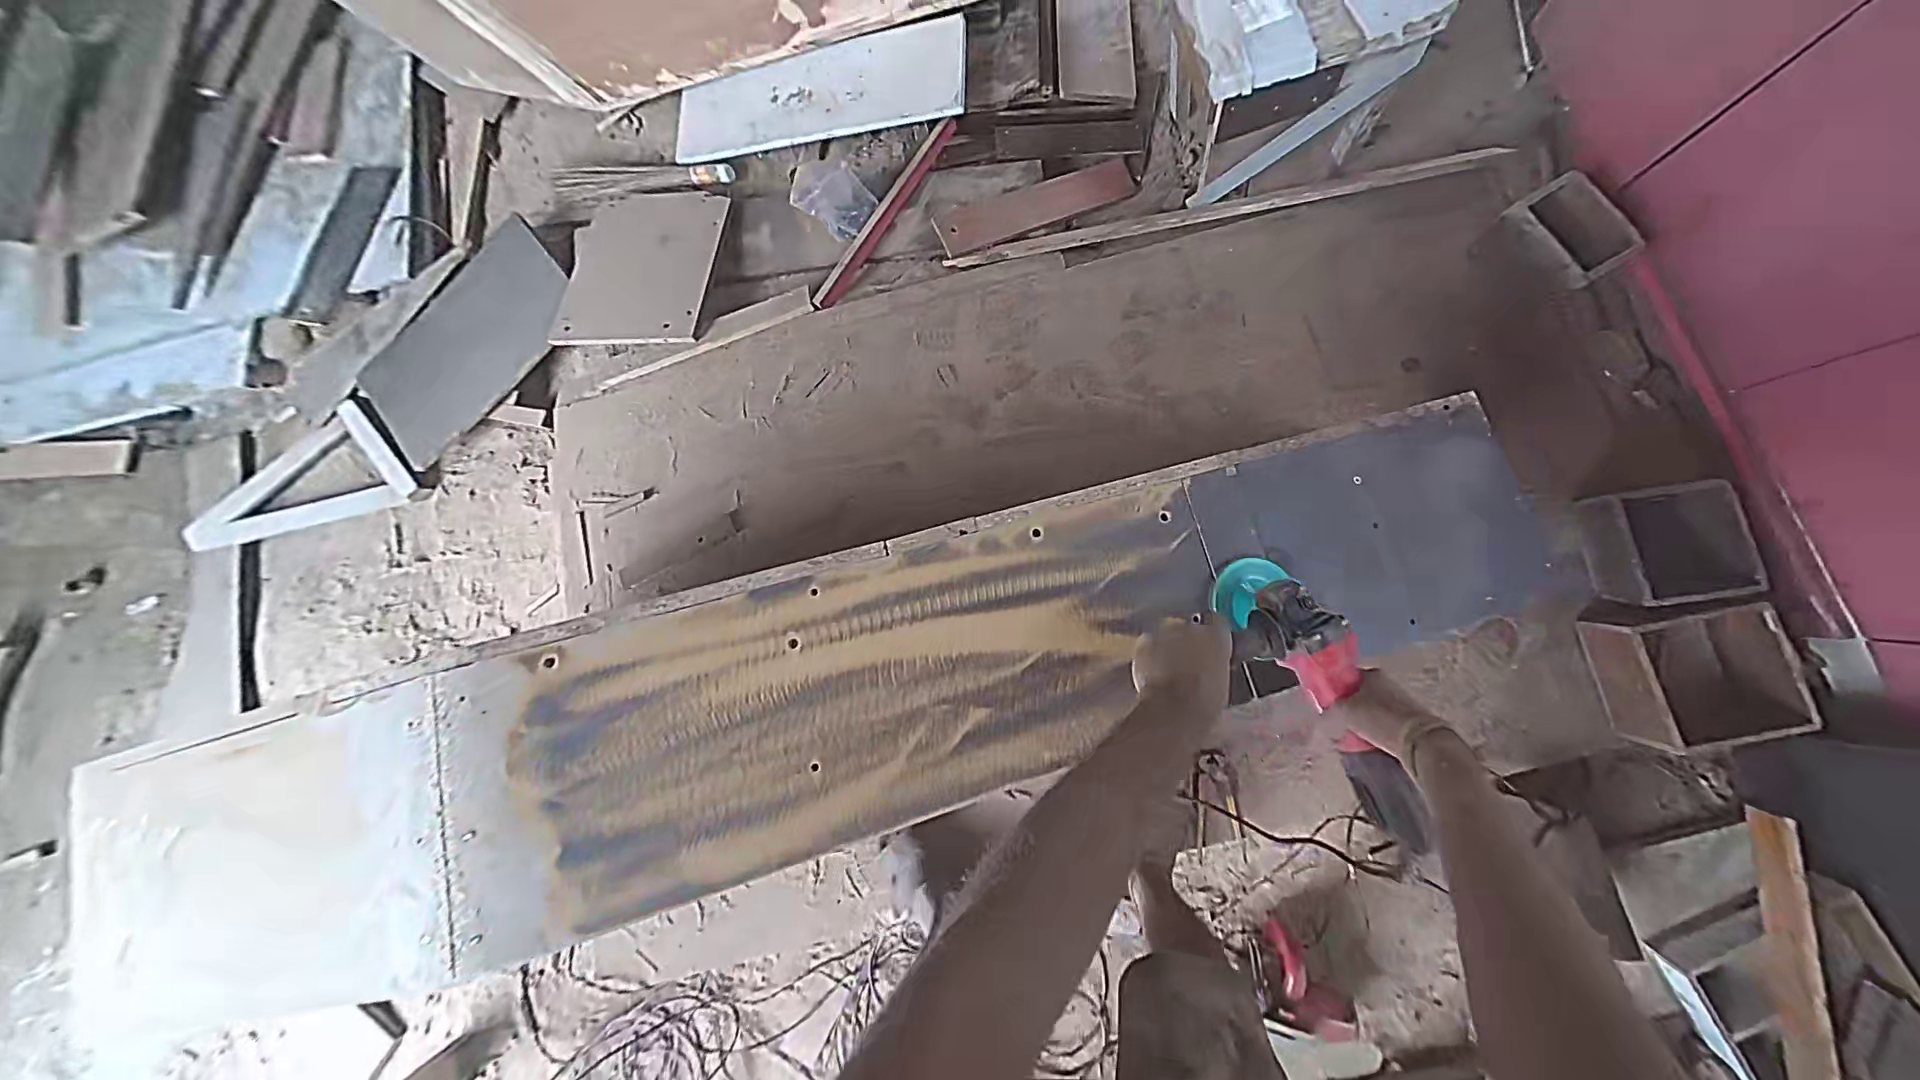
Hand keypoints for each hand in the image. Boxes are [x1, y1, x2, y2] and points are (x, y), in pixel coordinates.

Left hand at [1132, 616, 1231, 709]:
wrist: (1174, 709)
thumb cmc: (1206, 700)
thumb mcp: (1223, 678)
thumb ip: (1217, 660)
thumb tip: (1211, 660)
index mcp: (1216, 634)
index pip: (1216, 621)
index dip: (1211, 634)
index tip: (1209, 646)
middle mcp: (1189, 625)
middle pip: (1188, 626)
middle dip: (1187, 640)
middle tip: (1188, 662)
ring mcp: (1163, 632)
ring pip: (1166, 634)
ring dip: (1168, 646)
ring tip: (1168, 670)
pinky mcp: (1143, 642)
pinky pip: (1148, 645)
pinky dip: (1150, 655)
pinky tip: (1153, 672)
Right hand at [1323, 669, 1458, 765]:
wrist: (1420, 741)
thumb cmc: (1378, 718)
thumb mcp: (1344, 711)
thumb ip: (1332, 705)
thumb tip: (1327, 706)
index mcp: (1370, 673)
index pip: (1344, 676)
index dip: (1333, 689)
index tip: (1326, 703)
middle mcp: (1386, 682)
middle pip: (1358, 693)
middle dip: (1347, 706)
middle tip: (1338, 721)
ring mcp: (1400, 699)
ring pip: (1371, 708)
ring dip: (1361, 719)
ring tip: (1352, 735)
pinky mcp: (1410, 717)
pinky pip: (1384, 720)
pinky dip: (1375, 728)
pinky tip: (1368, 740)